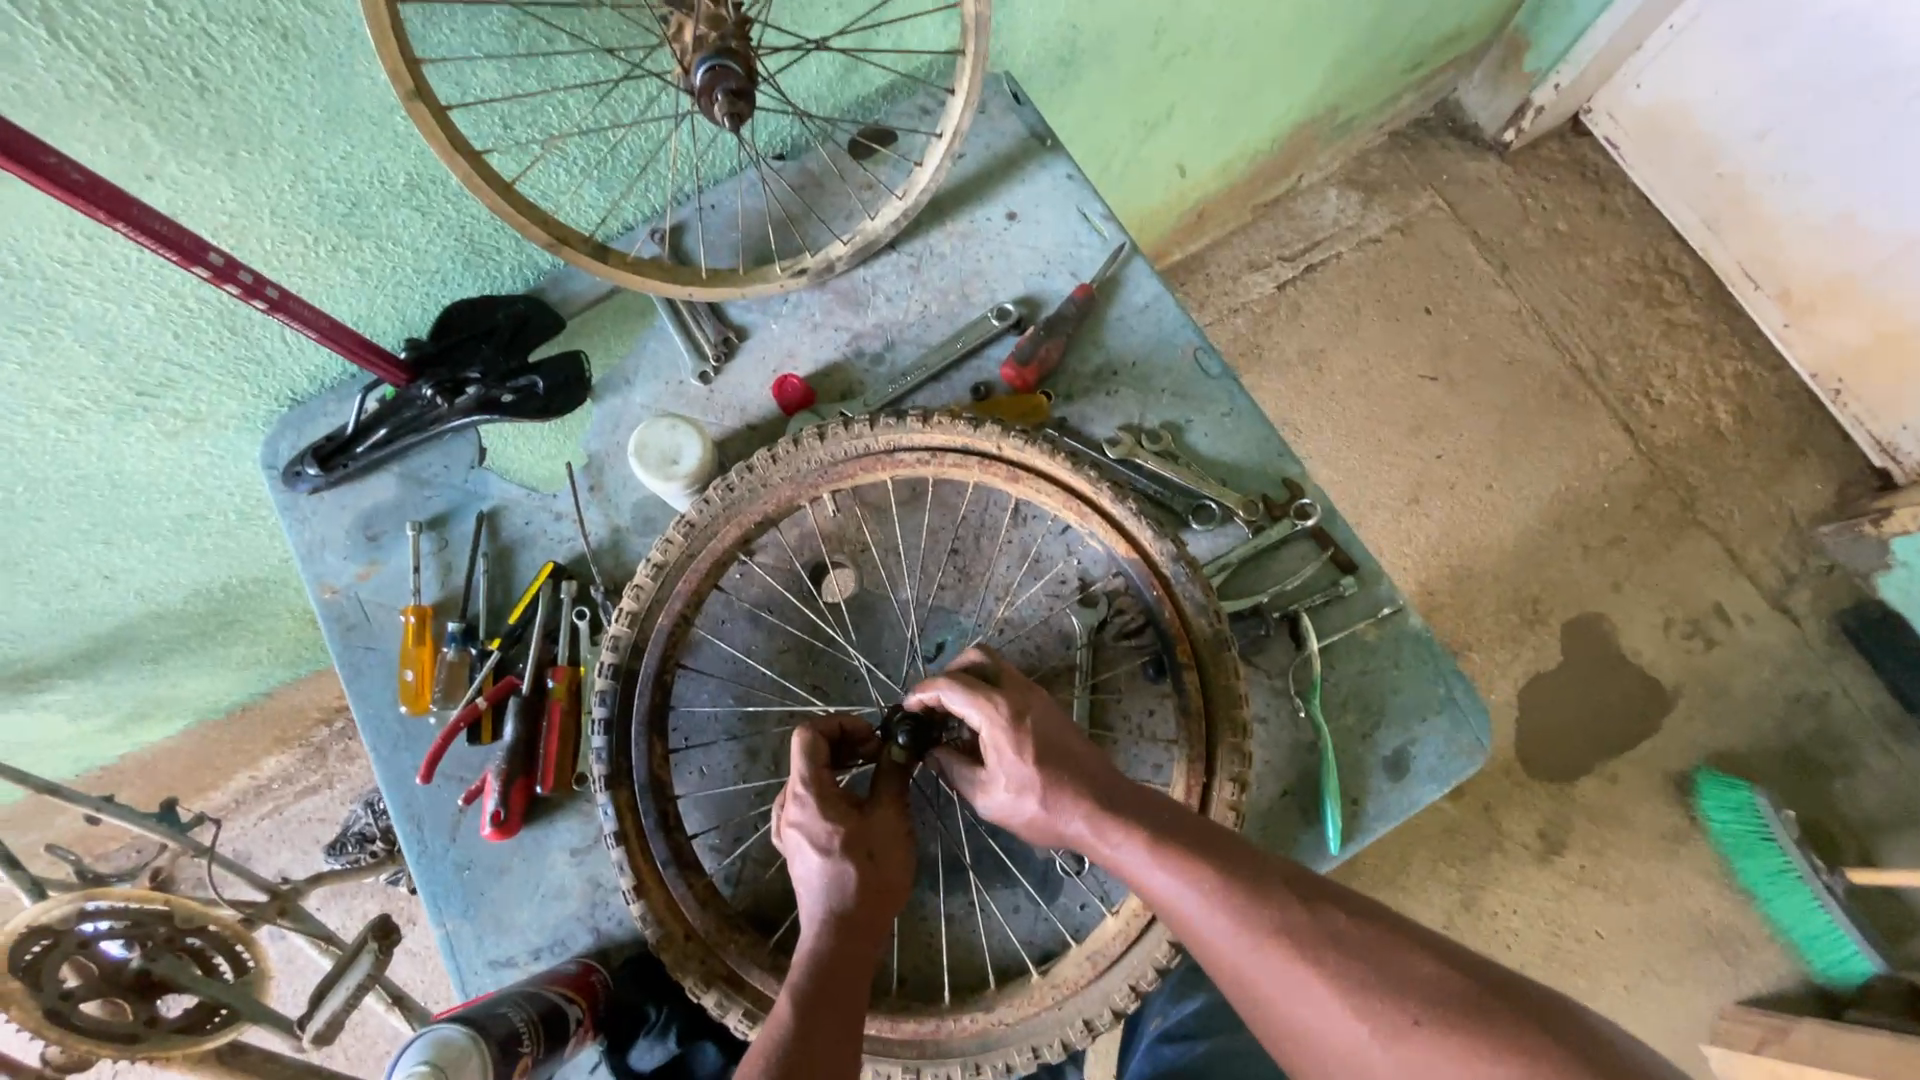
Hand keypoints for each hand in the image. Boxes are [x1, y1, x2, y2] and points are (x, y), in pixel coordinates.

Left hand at [770, 715, 915, 954]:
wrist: (843, 937)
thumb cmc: (868, 875)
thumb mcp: (890, 818)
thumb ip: (892, 773)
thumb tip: (900, 745)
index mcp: (806, 792)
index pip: (809, 733)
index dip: (842, 724)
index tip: (873, 738)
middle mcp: (787, 805)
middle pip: (808, 754)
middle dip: (845, 744)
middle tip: (878, 755)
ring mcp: (786, 828)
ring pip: (808, 778)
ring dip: (839, 767)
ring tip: (873, 777)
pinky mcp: (794, 847)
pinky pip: (808, 802)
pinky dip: (831, 791)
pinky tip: (856, 807)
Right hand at [904, 646, 1129, 851]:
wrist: (1101, 807)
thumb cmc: (1042, 806)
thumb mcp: (987, 796)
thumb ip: (953, 768)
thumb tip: (932, 753)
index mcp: (998, 711)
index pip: (949, 686)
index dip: (922, 693)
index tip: (906, 708)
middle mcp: (1017, 691)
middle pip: (975, 658)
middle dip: (947, 674)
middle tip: (933, 706)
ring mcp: (1036, 695)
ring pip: (995, 666)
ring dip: (970, 681)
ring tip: (953, 718)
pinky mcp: (1048, 706)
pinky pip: (1010, 683)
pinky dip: (988, 692)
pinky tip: (981, 728)